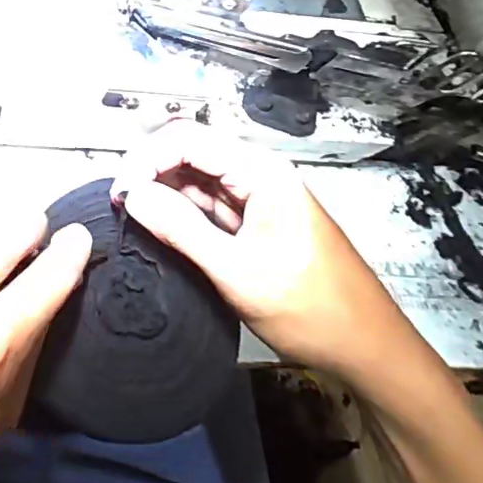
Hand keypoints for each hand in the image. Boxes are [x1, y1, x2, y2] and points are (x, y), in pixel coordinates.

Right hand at [112, 121, 419, 382]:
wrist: (362, 343)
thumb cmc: (313, 308)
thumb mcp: (237, 271)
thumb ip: (181, 229)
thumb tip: (134, 196)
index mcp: (261, 170)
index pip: (188, 139)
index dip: (146, 159)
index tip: (120, 193)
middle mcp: (258, 172)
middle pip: (191, 152)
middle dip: (152, 172)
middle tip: (121, 205)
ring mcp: (256, 194)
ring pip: (197, 177)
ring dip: (164, 191)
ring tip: (134, 217)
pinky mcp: (253, 218)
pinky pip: (208, 202)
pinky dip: (182, 211)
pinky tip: (162, 225)